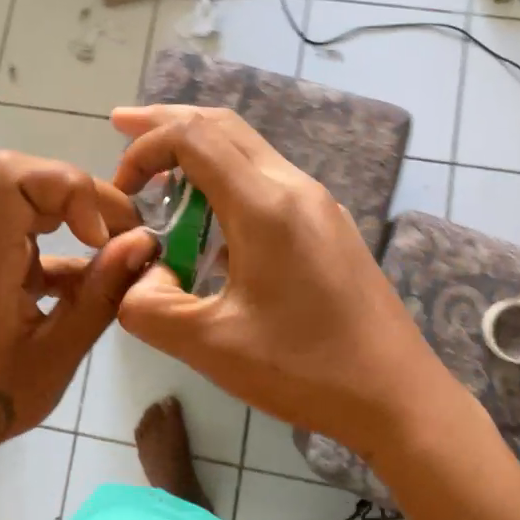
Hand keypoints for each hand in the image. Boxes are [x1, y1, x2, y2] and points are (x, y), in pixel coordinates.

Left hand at [0, 152, 155, 505]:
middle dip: (85, 199)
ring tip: (116, 258)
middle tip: (129, 235)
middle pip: (24, 180)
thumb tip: (143, 243)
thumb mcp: (56, 358)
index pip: (12, 178)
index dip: (69, 188)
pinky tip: (83, 286)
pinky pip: (18, 234)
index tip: (100, 235)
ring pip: (25, 203)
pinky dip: (57, 248)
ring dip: (75, 221)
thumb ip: (100, 296)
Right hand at [110, 106, 442, 455]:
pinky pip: (268, 179)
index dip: (145, 145)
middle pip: (223, 126)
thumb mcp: (210, 346)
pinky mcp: (330, 226)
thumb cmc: (305, 370)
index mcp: (266, 206)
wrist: (399, 396)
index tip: (121, 188)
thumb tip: (136, 277)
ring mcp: (319, 204)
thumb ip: (149, 307)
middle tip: (120, 125)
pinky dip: (225, 179)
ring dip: (198, 151)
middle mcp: (295, 188)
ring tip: (157, 173)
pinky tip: (208, 219)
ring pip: (248, 149)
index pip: (194, 136)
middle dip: (166, 122)